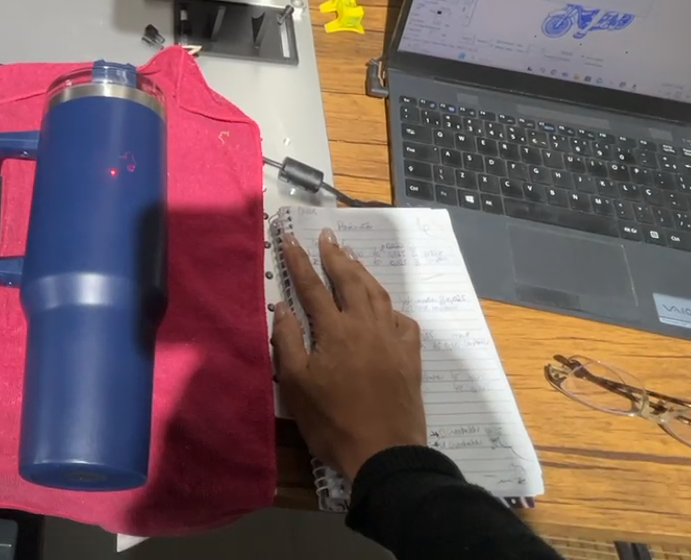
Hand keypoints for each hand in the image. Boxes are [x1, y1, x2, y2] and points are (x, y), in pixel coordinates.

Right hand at [271, 229, 425, 481]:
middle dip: (335, 255)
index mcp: (335, 329)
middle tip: (327, 235)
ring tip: (351, 257)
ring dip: (362, 272)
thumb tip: (282, 305)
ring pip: (377, 294)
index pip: (312, 285)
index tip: (290, 237)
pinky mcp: (409, 357)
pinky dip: (389, 307)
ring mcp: (391, 340)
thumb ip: (288, 340)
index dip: (299, 260)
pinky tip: (384, 306)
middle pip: (349, 280)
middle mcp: (364, 325)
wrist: (385, 455)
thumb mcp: (296, 383)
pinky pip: (401, 321)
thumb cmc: (333, 420)